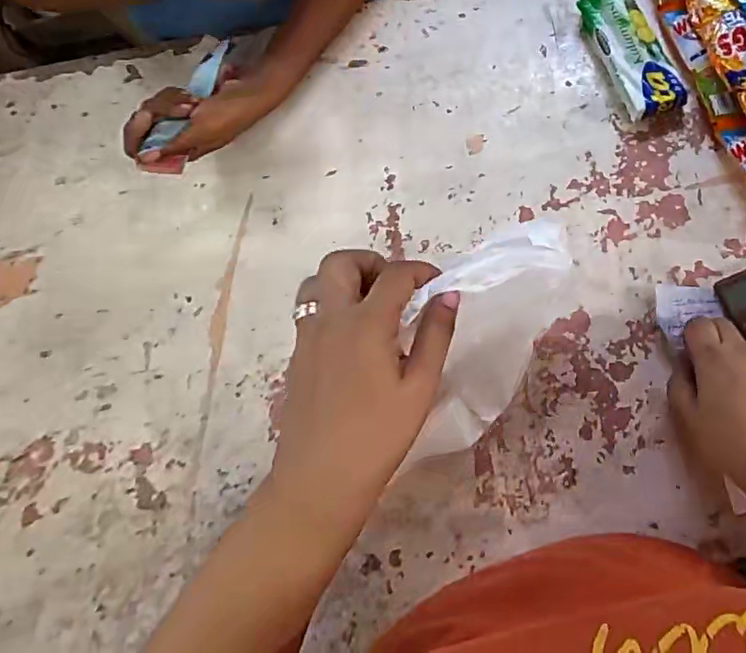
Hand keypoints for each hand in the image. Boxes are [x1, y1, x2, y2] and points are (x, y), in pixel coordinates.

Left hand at [121, 85, 270, 167]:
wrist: (250, 89)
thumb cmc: (230, 114)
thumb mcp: (201, 133)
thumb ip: (171, 146)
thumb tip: (145, 160)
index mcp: (185, 149)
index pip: (149, 151)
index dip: (141, 138)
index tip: (145, 121)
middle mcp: (180, 135)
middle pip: (147, 127)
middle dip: (160, 112)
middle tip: (181, 108)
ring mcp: (183, 117)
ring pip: (156, 109)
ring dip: (172, 102)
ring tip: (193, 102)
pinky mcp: (187, 101)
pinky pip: (167, 98)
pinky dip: (177, 95)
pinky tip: (193, 96)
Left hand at [269, 251, 456, 522]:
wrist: (317, 483)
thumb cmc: (378, 437)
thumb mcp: (420, 388)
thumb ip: (436, 335)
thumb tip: (448, 296)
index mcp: (365, 324)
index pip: (395, 274)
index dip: (420, 270)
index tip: (437, 283)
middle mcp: (330, 320)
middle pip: (341, 262)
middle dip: (373, 262)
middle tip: (397, 288)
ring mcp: (307, 337)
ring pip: (316, 283)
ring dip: (345, 280)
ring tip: (372, 306)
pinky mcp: (296, 356)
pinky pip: (309, 311)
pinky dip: (332, 305)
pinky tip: (355, 339)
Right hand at [668, 317, 745, 506]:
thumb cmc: (730, 447)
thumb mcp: (689, 422)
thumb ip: (678, 386)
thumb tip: (682, 366)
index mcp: (713, 358)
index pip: (697, 324)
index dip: (691, 337)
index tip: (691, 360)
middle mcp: (743, 350)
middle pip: (722, 325)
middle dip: (712, 340)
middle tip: (711, 375)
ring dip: (738, 362)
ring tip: (742, 400)